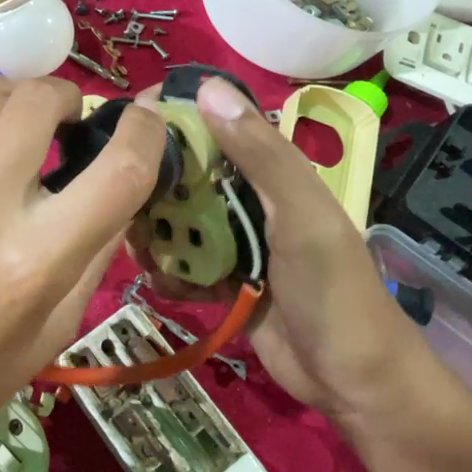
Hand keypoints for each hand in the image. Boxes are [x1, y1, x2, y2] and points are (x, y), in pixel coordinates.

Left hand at [0, 73, 168, 471]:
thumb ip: (93, 254)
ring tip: (38, 123)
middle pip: (44, 102)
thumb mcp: (53, 334)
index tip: (149, 122)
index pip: (117, 169)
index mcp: (36, 260)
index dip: (147, 133)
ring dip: (30, 95)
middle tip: (80, 124)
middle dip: (76, 99)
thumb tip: (120, 190)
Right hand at [136, 78, 430, 422]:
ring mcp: (238, 244)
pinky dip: (167, 268)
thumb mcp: (300, 214)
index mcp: (274, 175)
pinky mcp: (226, 282)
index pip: (217, 130)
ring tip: (128, 239)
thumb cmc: (333, 290)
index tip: (129, 122)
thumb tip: (208, 87)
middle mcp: (252, 202)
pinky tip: (153, 276)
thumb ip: (259, 153)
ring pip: (181, 221)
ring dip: (154, 228)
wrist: (355, 385)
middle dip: (154, 183)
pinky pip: (184, 263)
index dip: (175, 122)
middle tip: (116, 192)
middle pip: (189, 177)